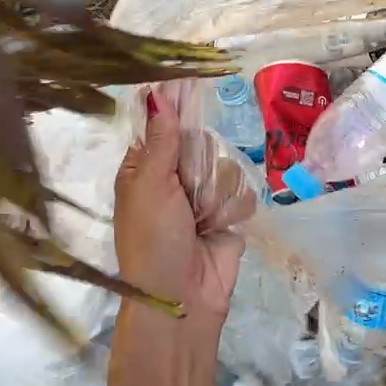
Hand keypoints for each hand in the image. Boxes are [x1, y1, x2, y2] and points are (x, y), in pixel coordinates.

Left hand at [110, 96, 245, 385]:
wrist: (182, 296)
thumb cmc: (154, 239)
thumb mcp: (150, 186)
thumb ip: (161, 140)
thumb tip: (156, 93)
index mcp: (144, 170)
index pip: (163, 126)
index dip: (176, 110)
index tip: (191, 88)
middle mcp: (174, 179)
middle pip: (201, 143)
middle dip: (200, 164)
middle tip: (187, 189)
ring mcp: (203, 198)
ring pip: (225, 167)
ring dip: (216, 193)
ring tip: (202, 220)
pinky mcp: (229, 216)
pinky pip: (242, 194)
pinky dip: (232, 211)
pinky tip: (219, 228)